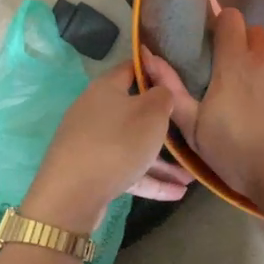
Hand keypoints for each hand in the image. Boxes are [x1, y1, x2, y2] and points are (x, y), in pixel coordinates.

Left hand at [25, 62, 176, 233]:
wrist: (73, 193)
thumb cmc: (117, 143)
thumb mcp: (151, 114)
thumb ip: (162, 96)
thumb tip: (160, 91)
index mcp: (105, 90)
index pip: (130, 69)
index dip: (153, 70)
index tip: (175, 78)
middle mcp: (94, 113)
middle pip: (134, 113)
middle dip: (163, 128)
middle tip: (189, 136)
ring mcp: (91, 144)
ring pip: (132, 146)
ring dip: (161, 162)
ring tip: (190, 175)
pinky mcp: (91, 171)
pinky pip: (126, 170)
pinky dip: (149, 180)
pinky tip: (176, 193)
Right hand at [144, 8, 263, 210]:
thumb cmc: (239, 155)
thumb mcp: (195, 131)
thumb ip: (172, 91)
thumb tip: (149, 58)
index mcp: (235, 62)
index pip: (230, 18)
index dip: (221, 27)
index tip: (214, 47)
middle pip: (255, 33)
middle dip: (244, 46)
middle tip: (234, 76)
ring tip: (261, 92)